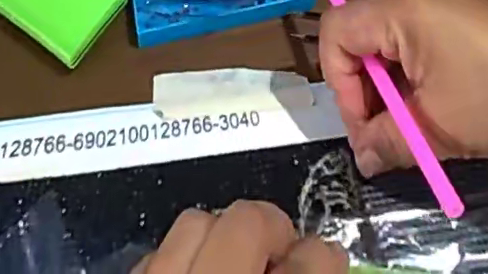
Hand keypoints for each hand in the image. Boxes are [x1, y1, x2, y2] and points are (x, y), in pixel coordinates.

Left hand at [132, 201, 346, 272]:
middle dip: (273, 229)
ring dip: (223, 234)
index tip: (330, 256)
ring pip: (196, 222)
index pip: (304, 265)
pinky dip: (182, 258)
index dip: (324, 257)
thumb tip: (321, 258)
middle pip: (246, 221)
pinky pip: (157, 252)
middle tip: (285, 258)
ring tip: (238, 262)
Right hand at [319, 0, 487, 173]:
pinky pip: (414, 43)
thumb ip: (388, 141)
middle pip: (359, 36)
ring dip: (391, 89)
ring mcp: (438, 3)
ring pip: (387, 44)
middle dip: (364, 91)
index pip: (335, 32)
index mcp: (398, 7)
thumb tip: (361, 158)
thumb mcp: (439, 128)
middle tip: (387, 140)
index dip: (339, 84)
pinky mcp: (460, 18)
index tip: (366, 129)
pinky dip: (415, 78)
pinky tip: (440, 111)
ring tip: (419, 132)